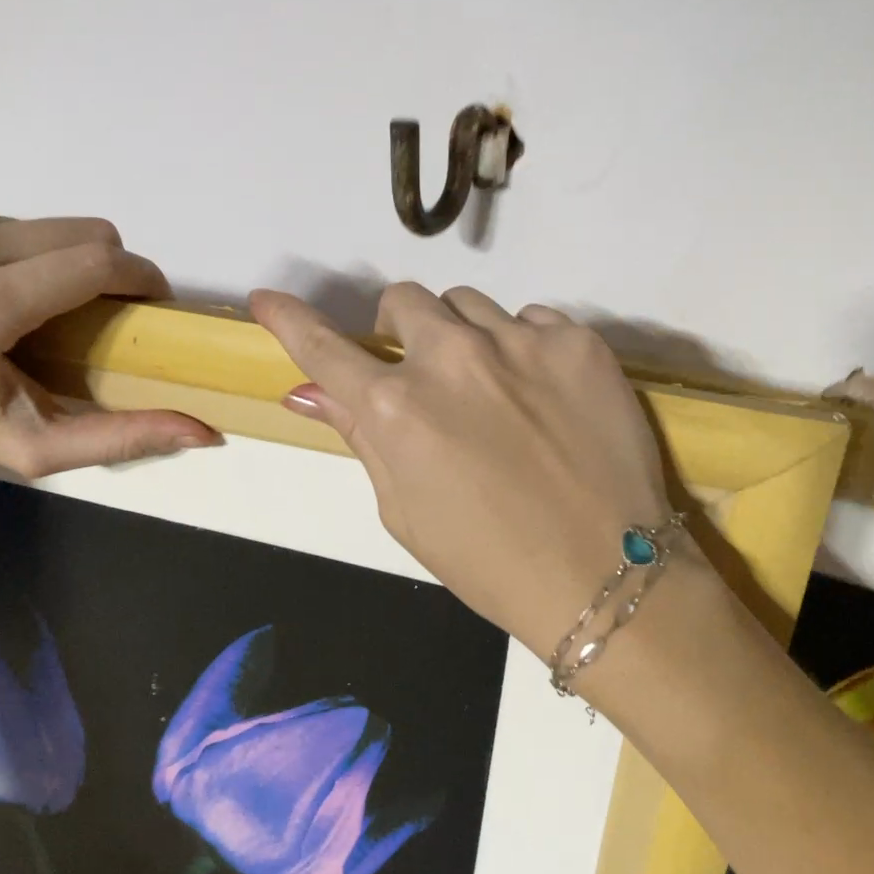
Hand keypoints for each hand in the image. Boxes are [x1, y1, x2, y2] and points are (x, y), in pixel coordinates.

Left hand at [0, 202, 218, 475]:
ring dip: (77, 260)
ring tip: (61, 306)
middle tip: (112, 313)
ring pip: (58, 224)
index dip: (142, 280)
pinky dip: (39, 252)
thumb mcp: (40, 448)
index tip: (155, 308)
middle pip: (86, 234)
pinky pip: (22, 222)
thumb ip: (123, 438)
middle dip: (115, 270)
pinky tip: (18, 290)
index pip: (95, 264)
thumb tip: (206, 433)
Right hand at [250, 284, 671, 654]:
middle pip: (404, 301)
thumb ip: (360, 436)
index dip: (290, 320)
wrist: (605, 573)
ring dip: (465, 335)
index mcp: (398, 408)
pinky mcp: (578, 341)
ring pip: (469, 304)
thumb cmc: (490, 561)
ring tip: (493, 387)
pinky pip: (533, 319)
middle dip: (402, 330)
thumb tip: (309, 392)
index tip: (268, 300)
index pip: (325, 346)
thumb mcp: (405, 511)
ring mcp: (520, 341)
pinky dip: (525, 346)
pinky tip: (543, 393)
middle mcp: (452, 358)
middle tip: (423, 371)